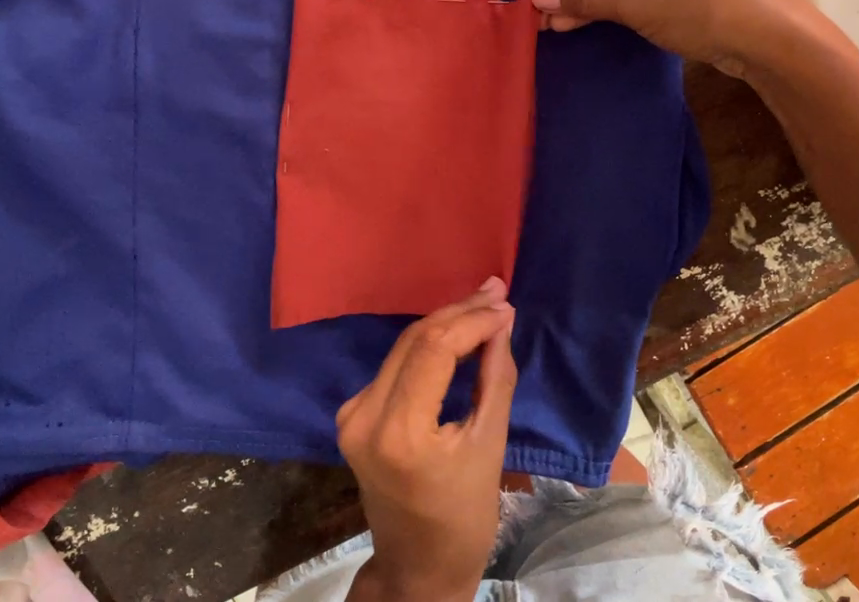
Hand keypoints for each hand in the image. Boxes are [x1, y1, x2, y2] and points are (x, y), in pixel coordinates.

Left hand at [338, 278, 517, 601]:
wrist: (417, 567)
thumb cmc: (463, 516)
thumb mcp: (489, 446)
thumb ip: (494, 378)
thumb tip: (501, 323)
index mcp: (398, 431)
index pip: (433, 350)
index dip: (471, 322)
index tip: (505, 306)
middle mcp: (364, 415)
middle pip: (414, 341)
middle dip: (459, 313)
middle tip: (497, 291)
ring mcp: (352, 414)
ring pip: (403, 348)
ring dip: (445, 325)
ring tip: (485, 304)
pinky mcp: (353, 415)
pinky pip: (395, 366)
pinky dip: (428, 346)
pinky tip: (457, 332)